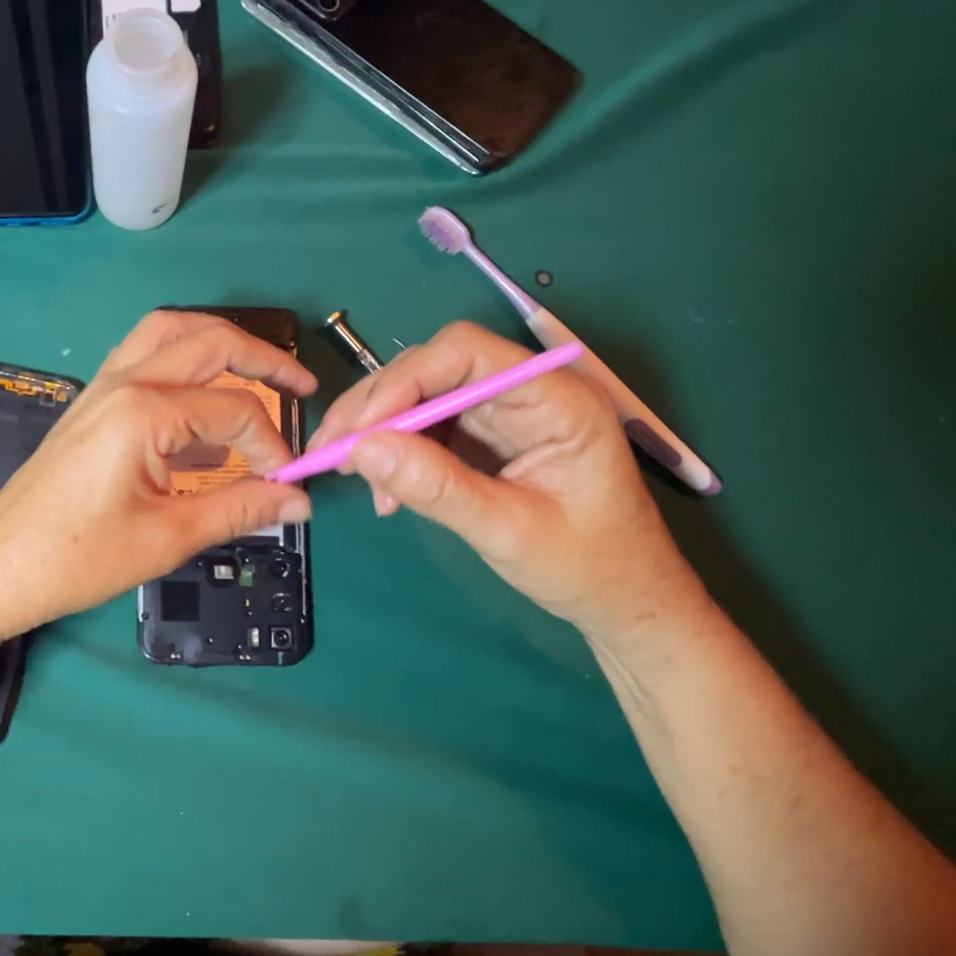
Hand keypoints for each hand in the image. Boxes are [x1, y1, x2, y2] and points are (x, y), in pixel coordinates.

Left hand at [0, 311, 316, 654]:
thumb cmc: (78, 559)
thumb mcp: (167, 538)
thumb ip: (239, 509)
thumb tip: (299, 501)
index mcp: (144, 413)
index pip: (234, 411)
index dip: (272, 445)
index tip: (287, 484)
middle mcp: (123, 382)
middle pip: (209, 341)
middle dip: (264, 359)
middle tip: (301, 388)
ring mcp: (101, 386)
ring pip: (170, 333)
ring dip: (218, 343)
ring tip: (256, 373)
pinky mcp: (90, 401)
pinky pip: (144, 356)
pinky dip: (183, 360)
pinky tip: (200, 402)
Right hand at [308, 321, 706, 642]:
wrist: (624, 601)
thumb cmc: (587, 566)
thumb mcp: (508, 531)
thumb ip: (437, 488)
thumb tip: (362, 450)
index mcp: (553, 398)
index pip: (465, 355)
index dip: (402, 382)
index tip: (358, 431)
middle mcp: (526, 391)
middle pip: (433, 368)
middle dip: (376, 406)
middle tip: (331, 451)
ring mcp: (504, 412)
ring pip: (421, 396)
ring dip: (377, 430)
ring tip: (345, 471)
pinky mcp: (486, 437)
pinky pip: (427, 428)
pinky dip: (395, 453)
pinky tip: (383, 490)